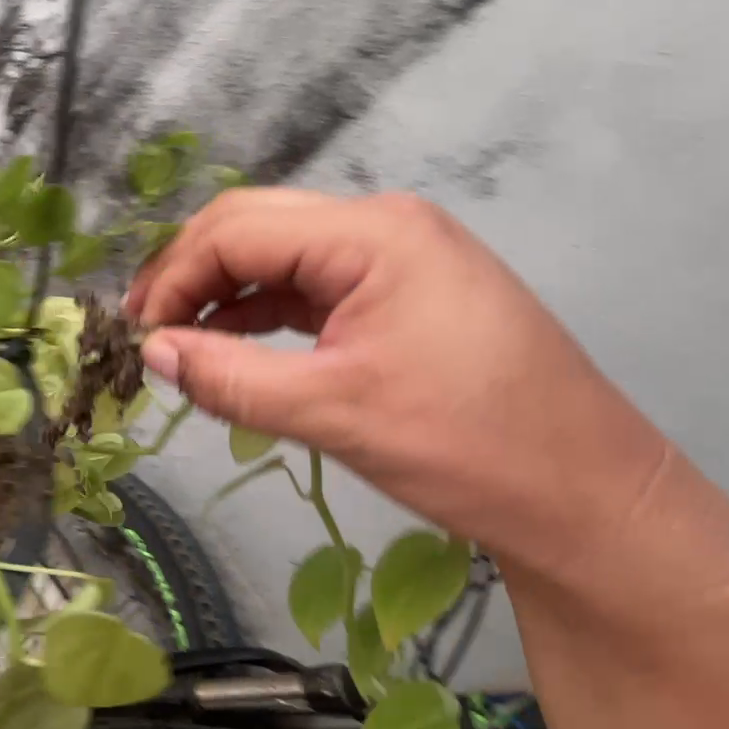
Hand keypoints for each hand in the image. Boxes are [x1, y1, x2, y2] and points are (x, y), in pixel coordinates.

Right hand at [125, 188, 667, 570]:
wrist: (593, 503)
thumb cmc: (469, 449)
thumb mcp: (333, 412)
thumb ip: (229, 377)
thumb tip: (150, 352)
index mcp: (373, 234)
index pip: (236, 231)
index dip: (173, 277)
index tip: (135, 332)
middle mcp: (382, 225)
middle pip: (251, 226)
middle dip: (188, 273)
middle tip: (145, 329)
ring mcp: (394, 255)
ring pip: (274, 252)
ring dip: (219, 290)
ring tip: (175, 338)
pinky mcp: (397, 290)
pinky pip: (304, 282)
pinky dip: (257, 309)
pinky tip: (227, 341)